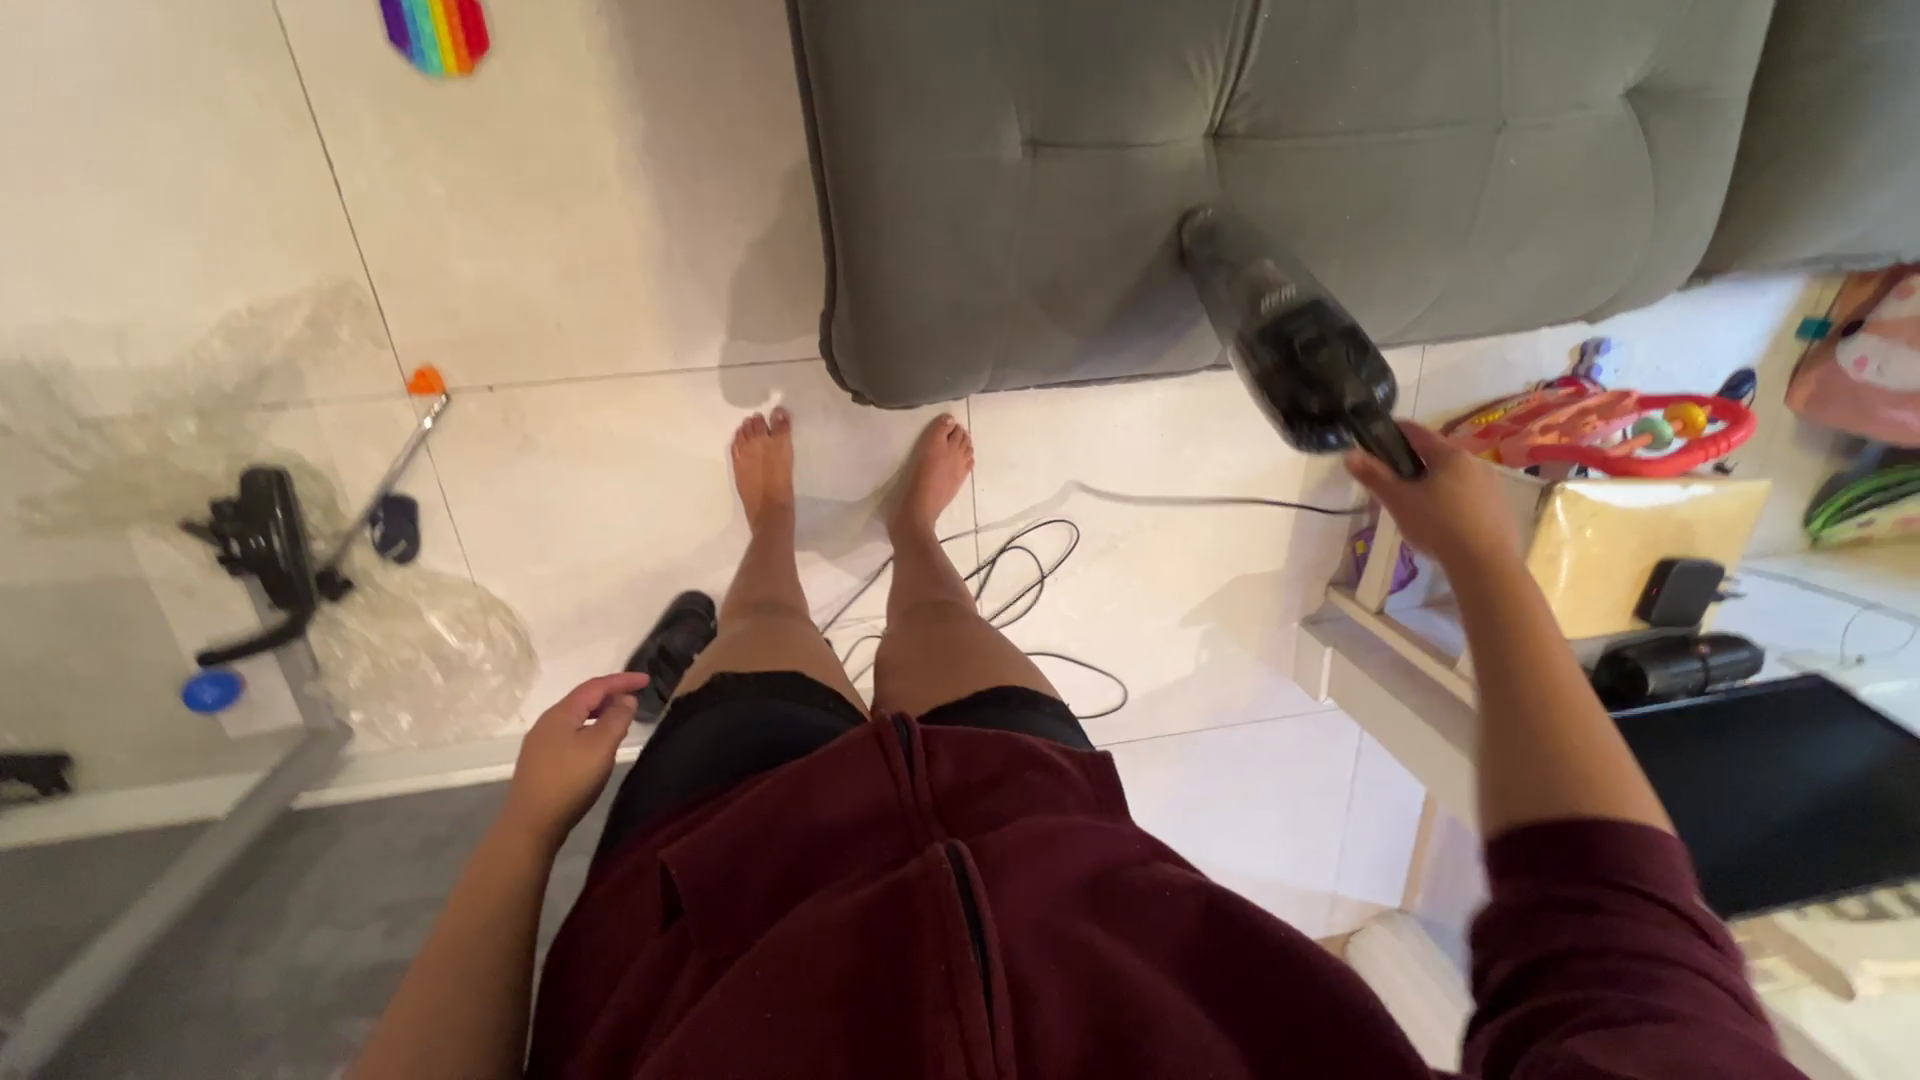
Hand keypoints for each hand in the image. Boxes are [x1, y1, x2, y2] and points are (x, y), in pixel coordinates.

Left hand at [499, 672, 650, 848]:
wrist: (530, 825)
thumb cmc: (569, 781)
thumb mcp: (601, 746)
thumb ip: (617, 718)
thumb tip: (625, 699)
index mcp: (561, 714)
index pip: (595, 686)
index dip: (622, 680)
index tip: (647, 680)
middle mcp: (547, 723)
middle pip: (583, 699)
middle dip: (611, 694)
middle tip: (636, 699)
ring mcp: (541, 744)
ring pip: (576, 718)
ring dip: (601, 713)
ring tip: (621, 719)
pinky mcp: (541, 762)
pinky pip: (570, 733)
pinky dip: (590, 729)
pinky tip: (598, 744)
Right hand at [1345, 421, 1519, 570]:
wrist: (1485, 562)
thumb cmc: (1437, 525)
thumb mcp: (1398, 501)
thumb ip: (1374, 476)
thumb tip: (1350, 454)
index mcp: (1448, 455)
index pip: (1416, 432)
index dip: (1394, 432)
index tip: (1376, 439)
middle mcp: (1474, 462)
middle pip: (1436, 454)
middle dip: (1412, 463)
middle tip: (1392, 482)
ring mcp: (1491, 483)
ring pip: (1453, 475)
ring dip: (1433, 481)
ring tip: (1416, 505)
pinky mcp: (1499, 505)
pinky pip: (1468, 493)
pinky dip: (1451, 498)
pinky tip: (1442, 521)